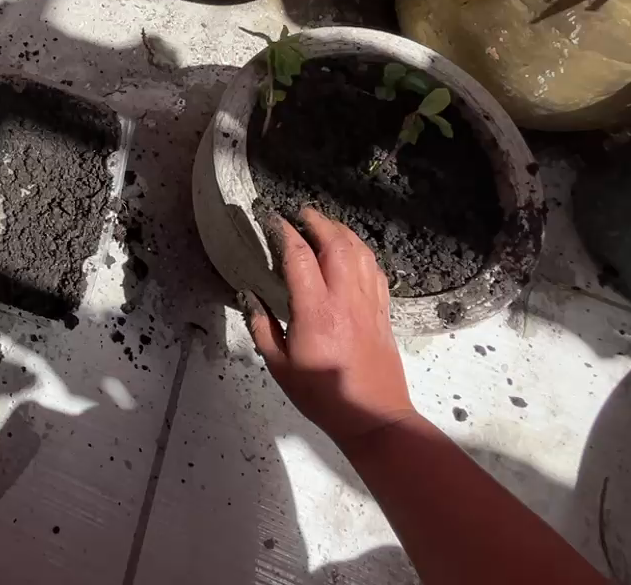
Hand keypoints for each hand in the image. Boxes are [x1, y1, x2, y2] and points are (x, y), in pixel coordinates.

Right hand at [246, 208, 417, 449]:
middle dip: (317, 221)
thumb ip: (261, 326)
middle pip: (336, 244)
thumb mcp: (278, 365)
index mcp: (315, 311)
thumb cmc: (321, 395)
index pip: (299, 256)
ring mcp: (368, 304)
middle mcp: (345, 300)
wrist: (375, 419)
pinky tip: (351, 249)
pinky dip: (361, 251)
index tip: (269, 218)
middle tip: (299, 212)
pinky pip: (374, 270)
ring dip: (341, 231)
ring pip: (360, 253)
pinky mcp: (383, 313)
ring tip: (324, 223)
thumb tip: (248, 294)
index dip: (283, 231)